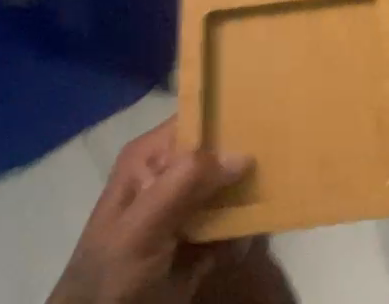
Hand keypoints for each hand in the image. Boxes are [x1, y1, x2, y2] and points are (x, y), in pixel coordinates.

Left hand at [49, 118, 252, 303]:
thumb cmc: (111, 272)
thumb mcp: (143, 224)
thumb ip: (186, 183)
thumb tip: (243, 154)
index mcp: (150, 157)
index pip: (195, 121)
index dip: (228, 117)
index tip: (266, 119)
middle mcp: (170, 176)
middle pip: (218, 154)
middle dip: (246, 162)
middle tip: (277, 165)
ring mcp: (185, 210)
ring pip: (229, 190)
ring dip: (247, 202)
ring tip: (265, 206)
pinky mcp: (198, 243)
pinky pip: (230, 227)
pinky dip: (240, 235)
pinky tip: (239, 245)